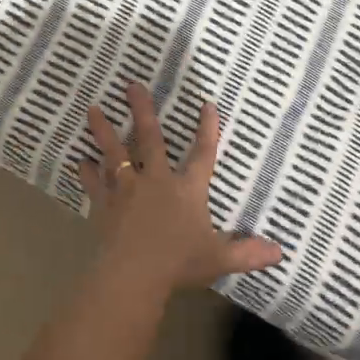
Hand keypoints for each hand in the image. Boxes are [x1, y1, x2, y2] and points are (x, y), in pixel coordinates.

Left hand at [78, 83, 284, 289]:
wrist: (134, 273)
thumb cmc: (179, 263)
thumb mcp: (219, 258)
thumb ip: (247, 253)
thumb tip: (279, 251)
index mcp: (187, 190)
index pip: (202, 154)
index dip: (207, 130)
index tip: (206, 104)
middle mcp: (156, 180)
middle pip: (149, 139)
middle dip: (142, 110)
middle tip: (130, 85)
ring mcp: (127, 189)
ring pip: (114, 152)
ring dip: (103, 130)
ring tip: (93, 109)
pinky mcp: (105, 204)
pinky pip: (95, 184)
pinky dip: (88, 173)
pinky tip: (81, 161)